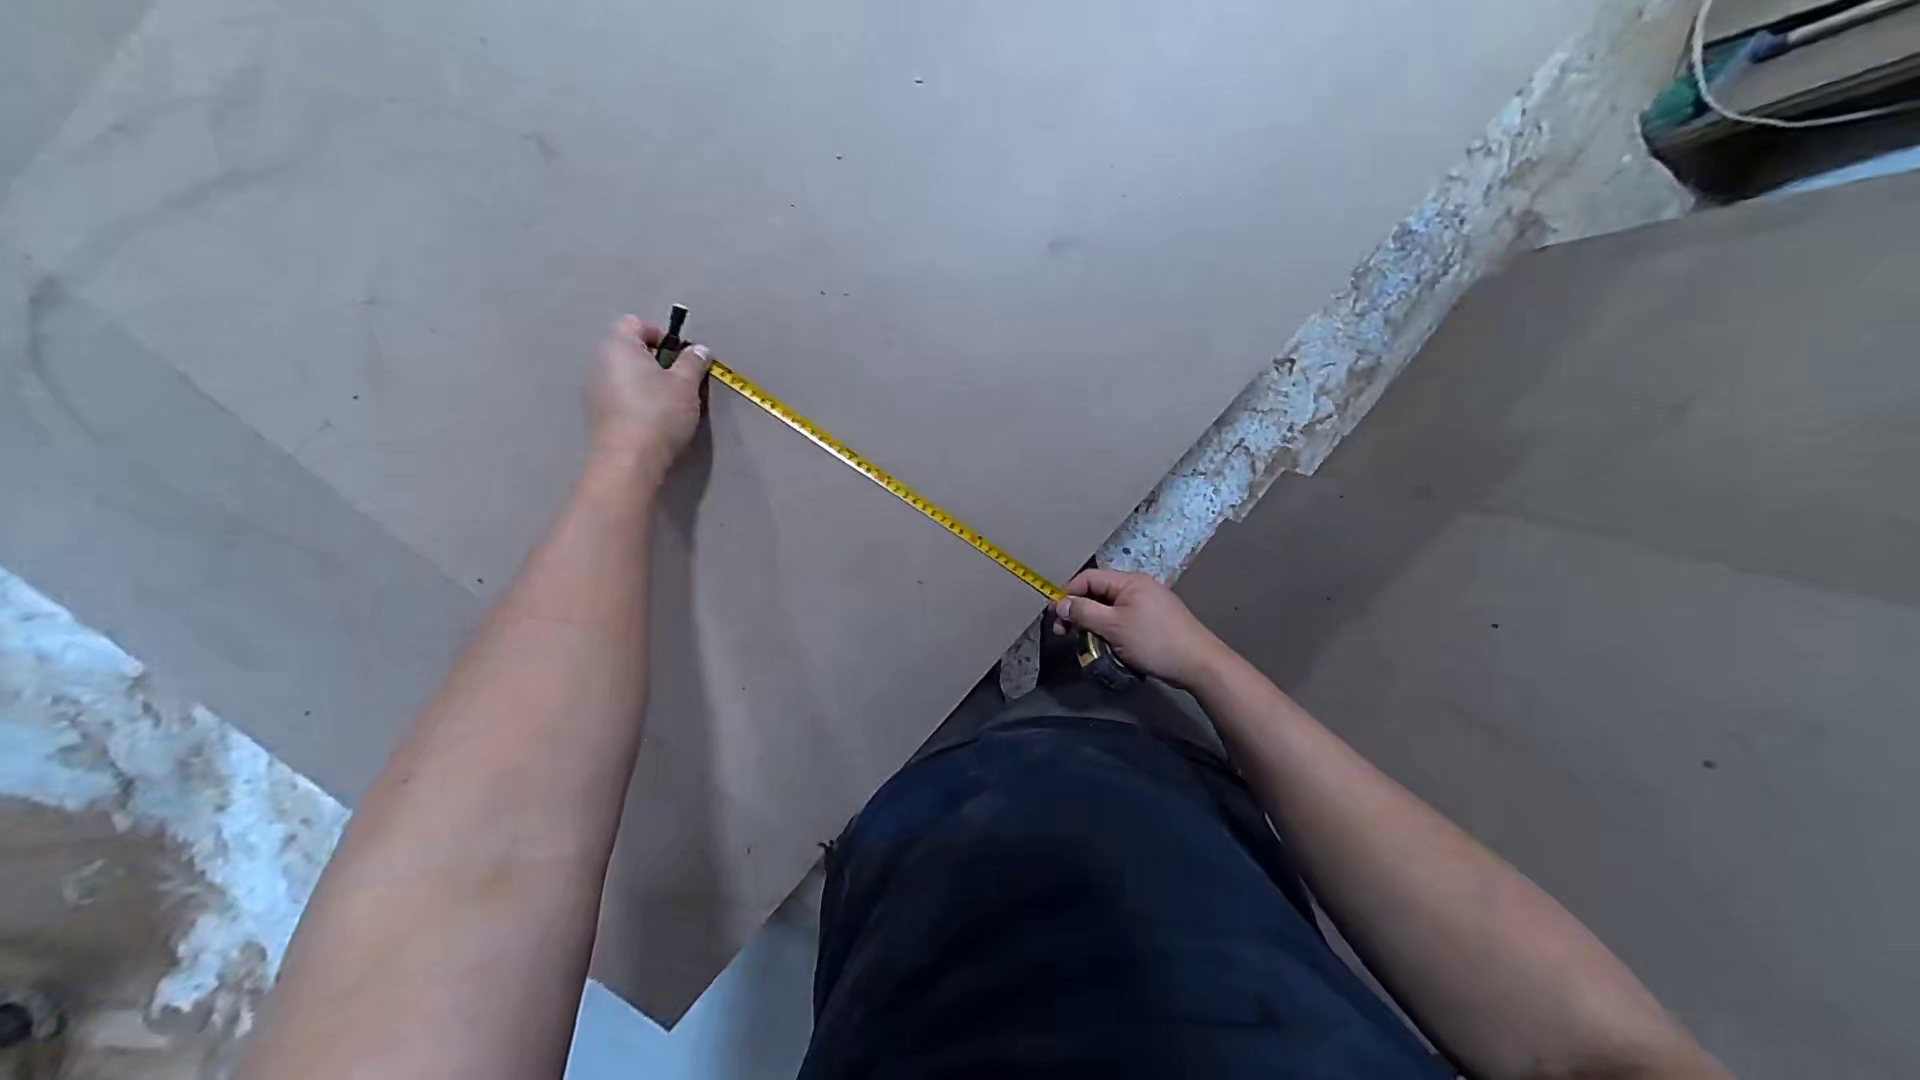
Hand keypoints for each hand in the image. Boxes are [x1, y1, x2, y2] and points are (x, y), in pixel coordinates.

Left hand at [586, 315, 713, 475]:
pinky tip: (653, 417)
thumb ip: (693, 362)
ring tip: (669, 401)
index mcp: (618, 345)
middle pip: (629, 348)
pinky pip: (619, 393)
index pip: (637, 323)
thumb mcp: (686, 385)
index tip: (682, 356)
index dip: (662, 334)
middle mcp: (599, 360)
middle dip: (656, 359)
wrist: (630, 460)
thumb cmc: (659, 414)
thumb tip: (699, 350)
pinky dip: (636, 397)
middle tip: (680, 379)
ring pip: (625, 372)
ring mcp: (593, 387)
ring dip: (646, 380)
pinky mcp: (596, 411)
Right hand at [1051, 568, 1232, 689]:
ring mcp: (1147, 604)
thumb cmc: (1154, 641)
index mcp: (1129, 581)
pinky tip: (1105, 644)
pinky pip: (1122, 619)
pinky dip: (1108, 629)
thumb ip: (1084, 612)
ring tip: (1083, 641)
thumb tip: (1060, 603)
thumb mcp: (1113, 626)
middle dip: (1078, 611)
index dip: (1068, 594)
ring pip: (1109, 608)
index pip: (1088, 578)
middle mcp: (1138, 587)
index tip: (1055, 616)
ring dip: (1093, 623)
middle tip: (1064, 632)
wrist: (1199, 664)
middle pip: (1098, 592)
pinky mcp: (1153, 621)